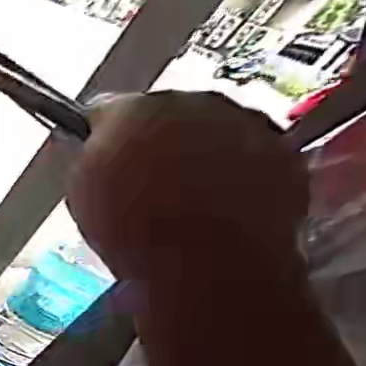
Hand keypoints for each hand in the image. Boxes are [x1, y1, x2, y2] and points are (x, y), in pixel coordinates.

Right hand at [66, 92, 307, 288]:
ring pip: (212, 130)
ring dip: (198, 155)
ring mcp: (244, 123)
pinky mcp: (283, 152)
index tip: (100, 164)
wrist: (209, 264)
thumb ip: (84, 159)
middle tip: (144, 186)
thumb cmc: (132, 232)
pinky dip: (237, 174)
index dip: (100, 137)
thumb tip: (85, 145)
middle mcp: (192, 101)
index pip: (106, 109)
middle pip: (164, 115)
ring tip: (187, 202)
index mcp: (133, 110)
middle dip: (154, 142)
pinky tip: (222, 209)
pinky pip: (251, 155)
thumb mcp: (82, 196)